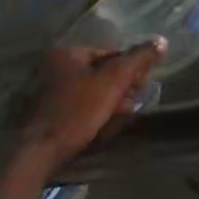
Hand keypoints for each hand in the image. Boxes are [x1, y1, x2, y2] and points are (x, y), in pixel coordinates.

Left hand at [19, 42, 163, 176]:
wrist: (36, 156)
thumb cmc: (77, 110)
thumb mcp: (115, 79)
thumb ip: (140, 58)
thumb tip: (162, 42)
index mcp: (67, 53)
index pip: (112, 52)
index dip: (131, 67)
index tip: (142, 83)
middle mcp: (53, 68)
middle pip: (101, 71)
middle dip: (122, 85)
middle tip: (135, 99)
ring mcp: (45, 93)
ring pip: (90, 90)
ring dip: (111, 100)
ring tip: (124, 114)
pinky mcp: (44, 116)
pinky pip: (77, 106)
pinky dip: (93, 111)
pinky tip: (105, 123)